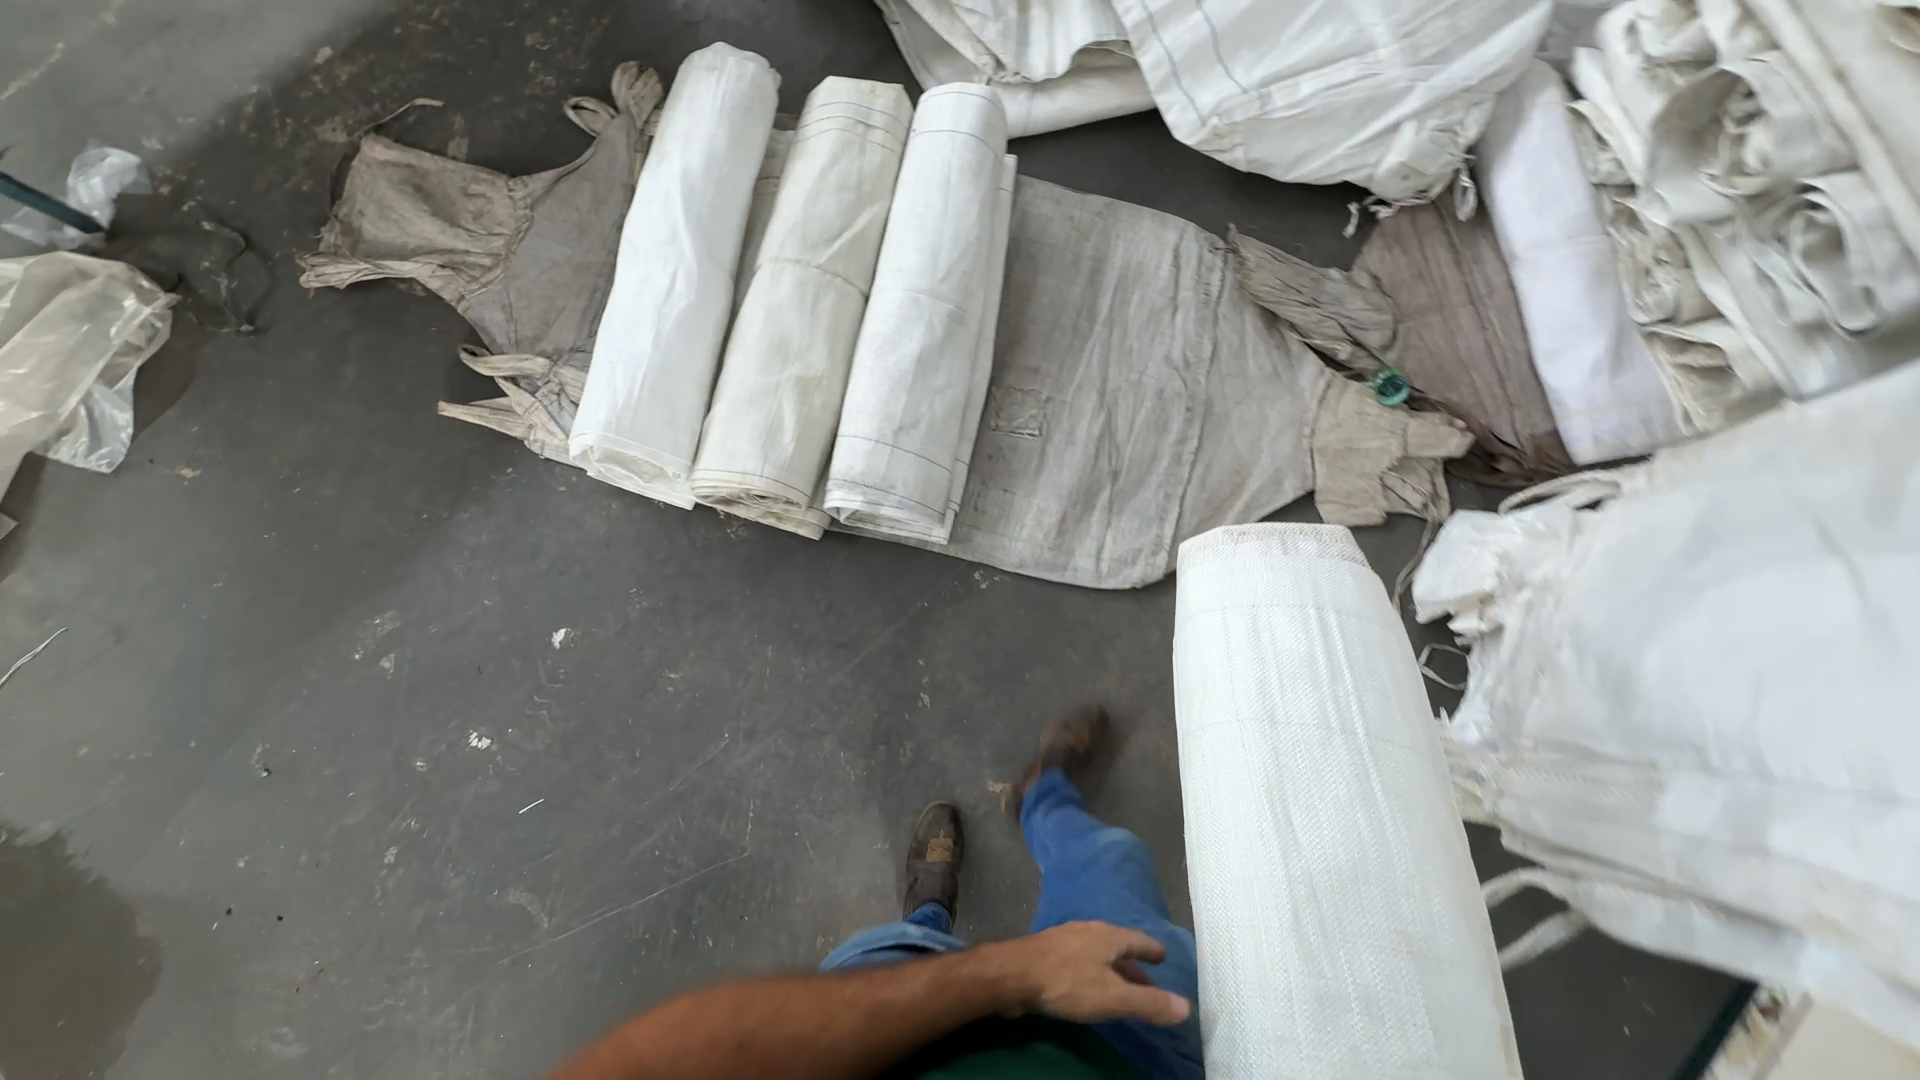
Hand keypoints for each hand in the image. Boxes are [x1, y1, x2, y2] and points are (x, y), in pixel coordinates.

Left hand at [992, 921, 1191, 1025]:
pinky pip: (1080, 958)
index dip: (1152, 950)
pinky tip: (1088, 983)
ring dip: (1112, 968)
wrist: (1015, 973)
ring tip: (1120, 986)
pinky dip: (1092, 970)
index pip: (1138, 939)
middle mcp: (1089, 930)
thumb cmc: (1067, 982)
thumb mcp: (1113, 996)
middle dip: (1134, 965)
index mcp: (1108, 936)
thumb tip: (1187, 1007)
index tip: (1163, 956)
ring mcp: (1066, 938)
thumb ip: (1148, 1003)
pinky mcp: (1048, 951)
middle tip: (1147, 983)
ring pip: (1097, 952)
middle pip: (1118, 946)